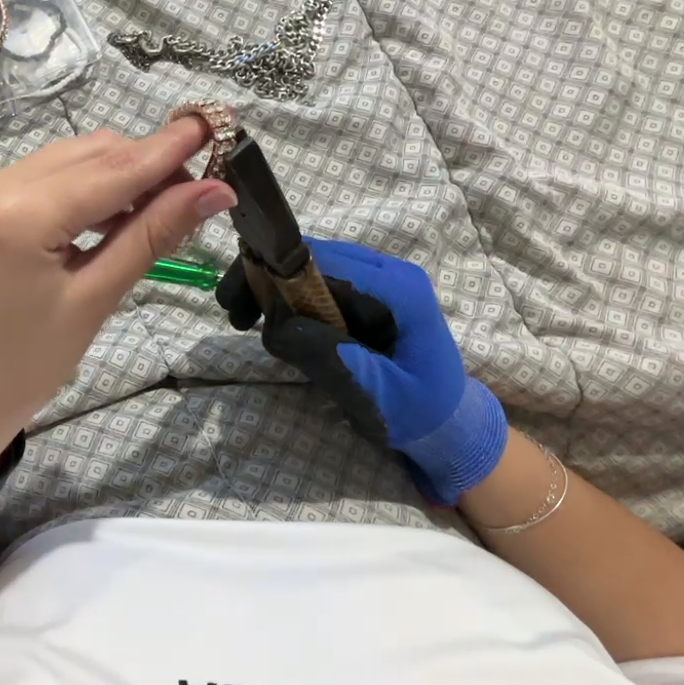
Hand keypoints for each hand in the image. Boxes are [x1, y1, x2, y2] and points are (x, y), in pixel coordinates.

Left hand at [0, 118, 237, 477]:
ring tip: (165, 205)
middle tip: (200, 190)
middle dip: (150, 163)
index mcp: (22, 215)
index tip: (217, 122)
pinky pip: (49, 174)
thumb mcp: (96, 298)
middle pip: (93, 153)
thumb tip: (215, 191)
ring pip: (73, 158)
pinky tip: (117, 211)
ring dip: (121, 172)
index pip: (114, 168)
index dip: (170, 147)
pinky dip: (88, 184)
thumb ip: (153, 234)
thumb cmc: (30, 362)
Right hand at [217, 238, 506, 503]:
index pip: (322, 262)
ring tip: (244, 318)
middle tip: (232, 311)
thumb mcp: (375, 394)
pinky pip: (320, 283)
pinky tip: (271, 322)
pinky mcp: (368, 295)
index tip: (236, 301)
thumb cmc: (419, 414)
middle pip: (312, 257)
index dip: (273, 273)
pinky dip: (288, 298)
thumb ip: (329, 357)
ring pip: (311, 267)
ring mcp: (379, 282)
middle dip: (266, 278)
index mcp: (398, 290)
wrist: (450, 427)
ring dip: (272, 288)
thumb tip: (275, 324)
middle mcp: (389, 274)